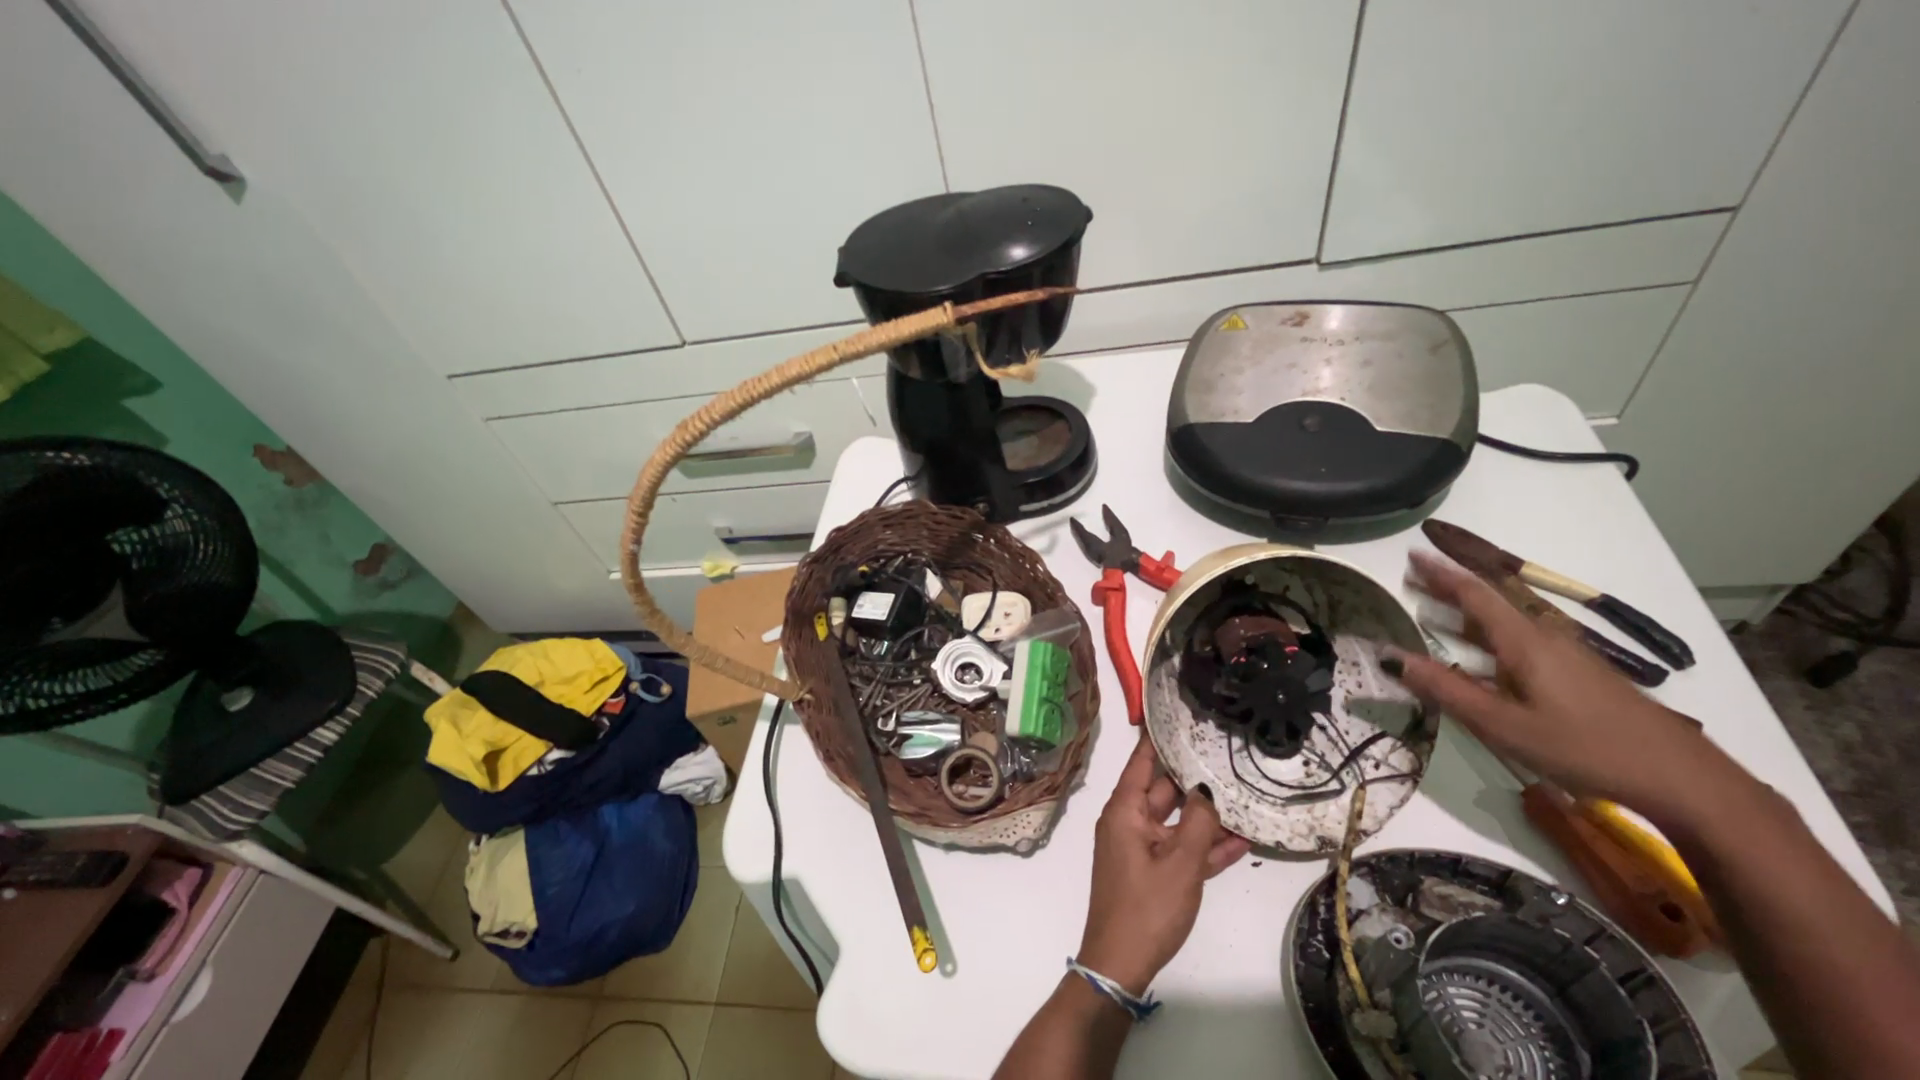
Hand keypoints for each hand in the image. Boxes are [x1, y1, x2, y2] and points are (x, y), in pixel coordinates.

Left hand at [1077, 730, 1250, 995]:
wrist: (1121, 964)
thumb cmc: (1147, 907)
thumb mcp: (1180, 863)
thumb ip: (1200, 823)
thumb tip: (1208, 790)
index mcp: (1125, 811)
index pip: (1142, 761)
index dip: (1160, 739)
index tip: (1180, 715)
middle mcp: (1130, 822)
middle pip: (1165, 789)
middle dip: (1197, 778)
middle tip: (1230, 755)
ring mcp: (1141, 848)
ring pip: (1179, 821)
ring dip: (1209, 817)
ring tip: (1246, 794)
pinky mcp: (1154, 872)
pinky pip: (1181, 849)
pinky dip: (1206, 846)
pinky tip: (1242, 840)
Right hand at [1386, 551, 1736, 826]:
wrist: (1675, 774)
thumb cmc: (1583, 748)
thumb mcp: (1504, 725)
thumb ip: (1447, 690)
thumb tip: (1392, 658)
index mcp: (1524, 643)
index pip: (1474, 595)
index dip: (1441, 574)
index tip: (1412, 555)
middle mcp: (1545, 638)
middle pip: (1491, 603)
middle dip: (1451, 590)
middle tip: (1414, 580)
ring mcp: (1566, 655)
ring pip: (1508, 624)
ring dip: (1470, 615)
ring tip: (1437, 614)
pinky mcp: (1578, 675)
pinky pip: (1523, 642)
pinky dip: (1491, 637)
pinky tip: (1484, 658)